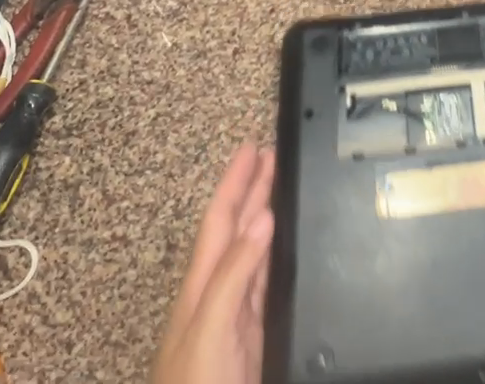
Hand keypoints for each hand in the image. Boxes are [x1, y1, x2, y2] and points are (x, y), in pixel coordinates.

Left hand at [151, 144, 276, 383]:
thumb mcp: (211, 331)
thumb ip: (235, 275)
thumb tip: (262, 220)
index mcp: (201, 287)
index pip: (219, 221)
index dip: (234, 184)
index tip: (251, 149)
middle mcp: (217, 293)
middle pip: (235, 230)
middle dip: (251, 190)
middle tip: (271, 154)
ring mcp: (235, 315)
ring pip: (251, 252)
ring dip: (263, 216)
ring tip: (279, 185)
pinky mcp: (253, 335)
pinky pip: (266, 282)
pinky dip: (275, 255)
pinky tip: (283, 244)